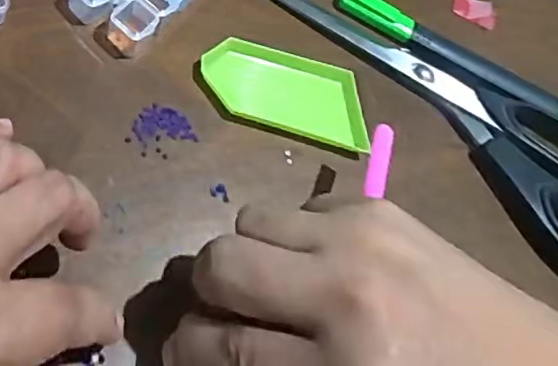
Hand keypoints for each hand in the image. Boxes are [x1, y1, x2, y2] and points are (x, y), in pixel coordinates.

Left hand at [0, 115, 120, 365]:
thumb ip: (3, 360)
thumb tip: (47, 346)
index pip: (70, 310)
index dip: (100, 316)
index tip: (106, 324)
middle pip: (51, 196)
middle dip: (83, 211)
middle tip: (80, 239)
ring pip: (7, 155)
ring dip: (36, 169)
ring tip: (40, 193)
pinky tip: (0, 137)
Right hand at [166, 195, 557, 365]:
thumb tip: (218, 355)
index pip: (226, 346)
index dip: (187, 352)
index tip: (178, 354)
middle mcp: (344, 287)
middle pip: (222, 263)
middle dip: (205, 294)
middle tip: (215, 317)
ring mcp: (362, 233)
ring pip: (250, 219)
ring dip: (248, 256)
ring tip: (273, 288)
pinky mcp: (380, 207)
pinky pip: (300, 209)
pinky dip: (293, 238)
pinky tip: (322, 269)